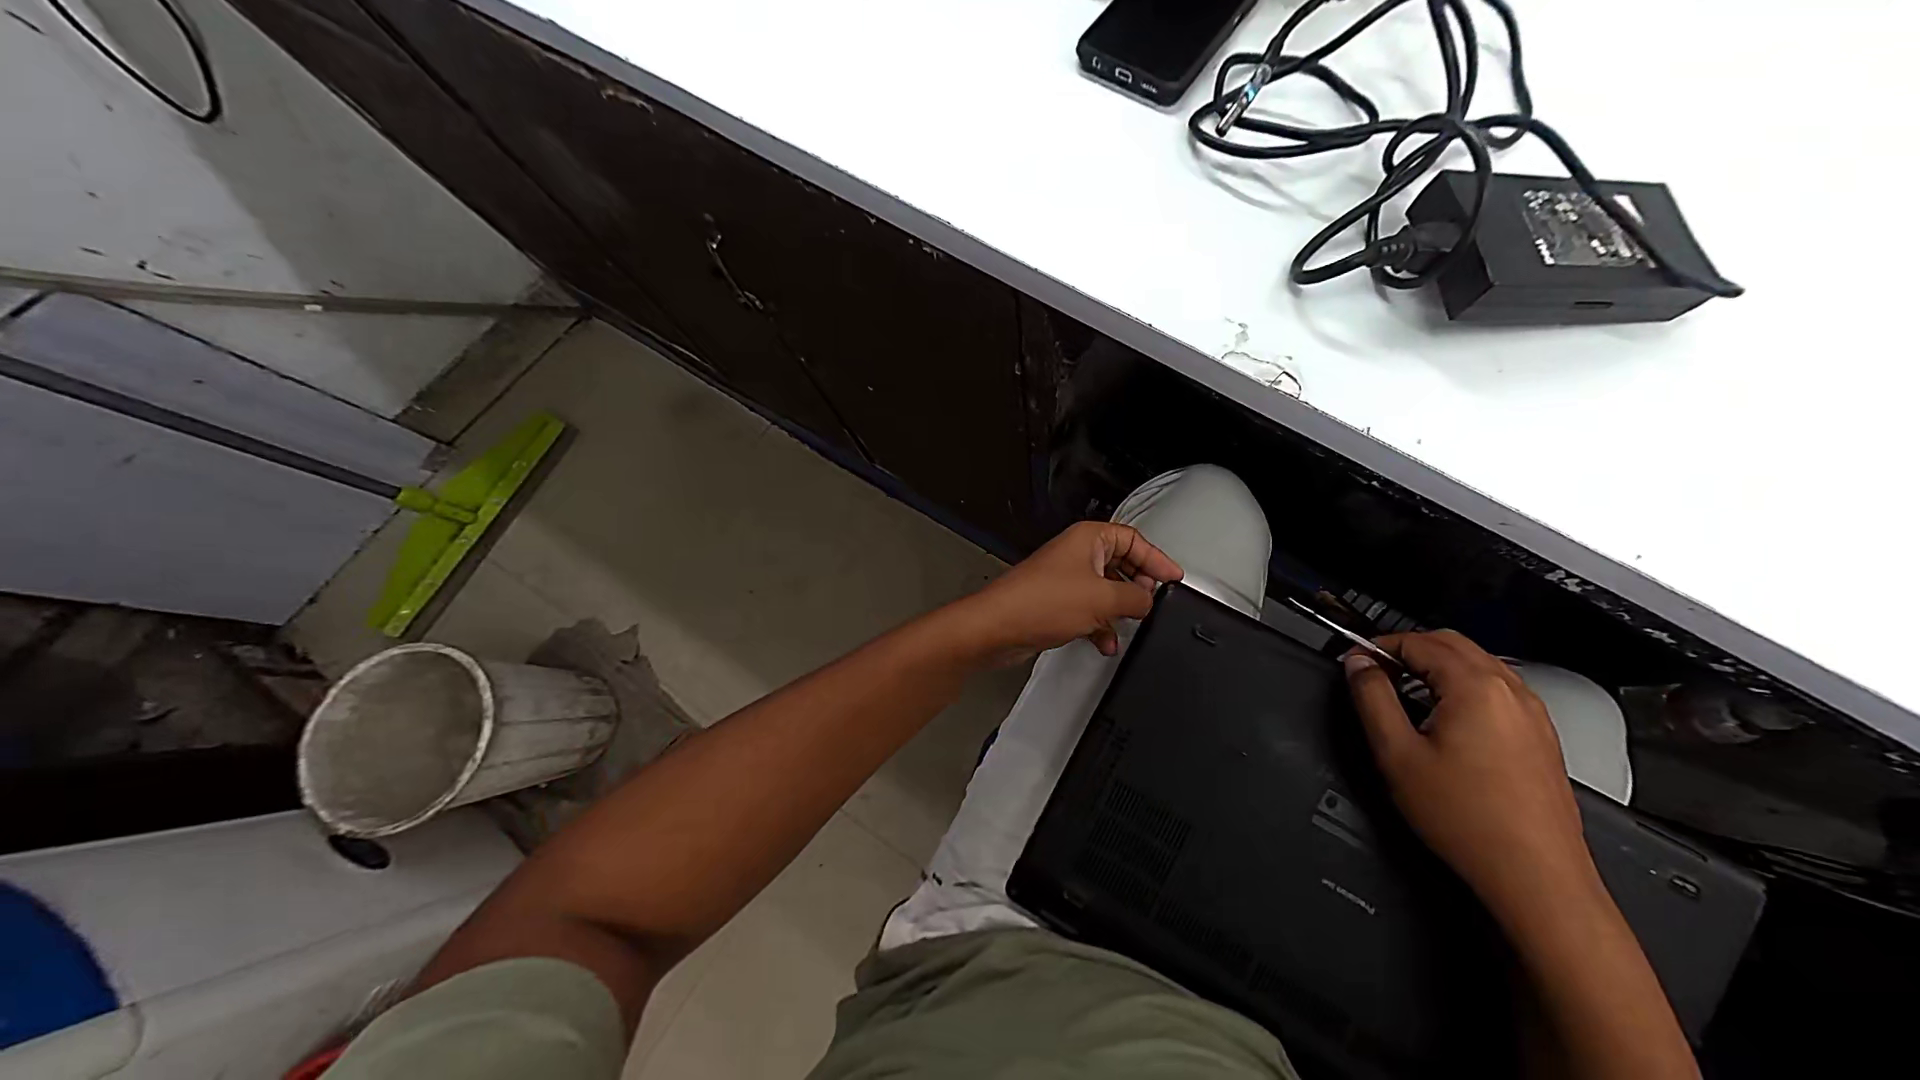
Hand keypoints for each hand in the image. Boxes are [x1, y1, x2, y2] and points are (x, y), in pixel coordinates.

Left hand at [954, 521, 1182, 660]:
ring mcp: (1064, 579)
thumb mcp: (1103, 599)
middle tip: (1150, 601)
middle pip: (1121, 564)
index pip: (1134, 539)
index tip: (1173, 578)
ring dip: (1118, 609)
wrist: (997, 628)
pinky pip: (1089, 610)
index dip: (1156, 559)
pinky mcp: (1056, 603)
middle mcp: (1075, 554)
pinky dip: (1100, 624)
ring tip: (1127, 623)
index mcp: (1088, 539)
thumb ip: (1136, 598)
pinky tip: (1105, 640)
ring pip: (1105, 590)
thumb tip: (1149, 600)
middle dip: (1137, 586)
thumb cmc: (1035, 602)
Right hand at [1343, 631, 1600, 921]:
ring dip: (1434, 665)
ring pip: (1476, 663)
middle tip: (1372, 670)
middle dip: (1406, 649)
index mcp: (1476, 687)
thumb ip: (1371, 697)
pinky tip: (1439, 716)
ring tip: (1400, 692)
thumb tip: (1359, 665)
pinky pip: (1496, 689)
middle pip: (1450, 643)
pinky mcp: (1539, 735)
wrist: (1534, 875)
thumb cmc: (1469, 820)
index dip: (1377, 646)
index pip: (1417, 641)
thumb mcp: (1396, 752)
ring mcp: (1532, 713)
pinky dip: (1460, 686)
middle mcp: (1512, 692)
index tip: (1354, 661)